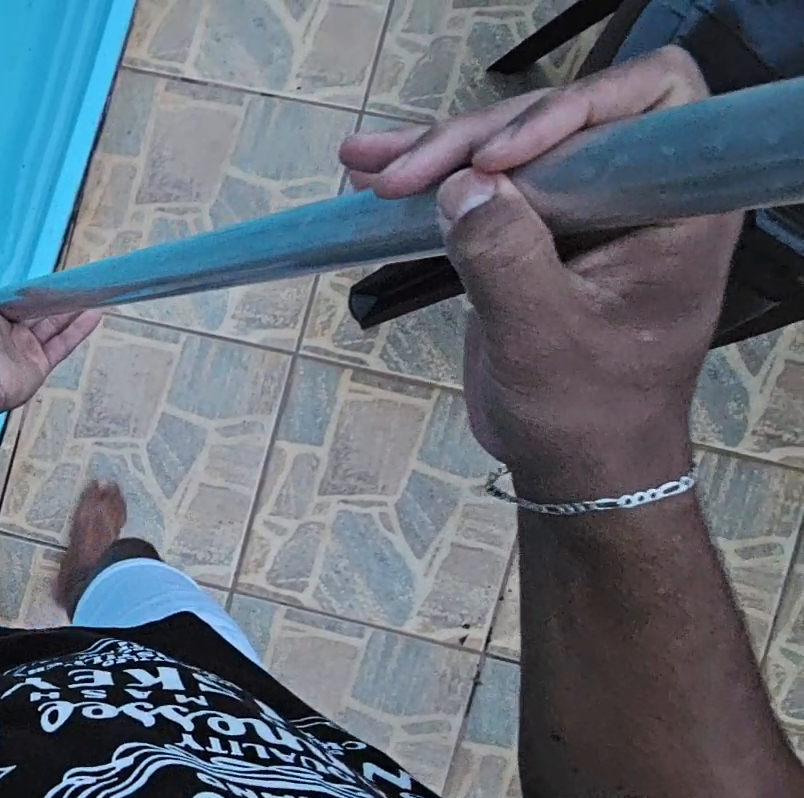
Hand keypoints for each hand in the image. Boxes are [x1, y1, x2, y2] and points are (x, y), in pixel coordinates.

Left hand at [0, 256, 101, 417]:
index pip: (19, 302)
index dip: (36, 291)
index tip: (55, 279)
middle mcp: (10, 335)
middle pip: (40, 313)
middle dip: (60, 300)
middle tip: (82, 283)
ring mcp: (27, 352)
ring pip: (55, 327)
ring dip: (74, 311)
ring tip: (95, 293)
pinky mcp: (41, 366)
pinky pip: (63, 344)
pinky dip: (79, 330)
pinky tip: (96, 313)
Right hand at [338, 47, 741, 500]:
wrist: (572, 455)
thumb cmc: (583, 406)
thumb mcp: (541, 335)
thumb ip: (506, 256)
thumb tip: (460, 189)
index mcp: (674, 203)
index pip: (644, 104)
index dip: (566, 112)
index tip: (489, 161)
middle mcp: (628, 193)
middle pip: (550, 124)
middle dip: (468, 143)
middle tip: (397, 177)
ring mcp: (570, 214)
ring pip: (500, 155)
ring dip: (428, 156)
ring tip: (361, 164)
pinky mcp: (522, 237)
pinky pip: (472, 196)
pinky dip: (420, 189)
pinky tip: (371, 182)